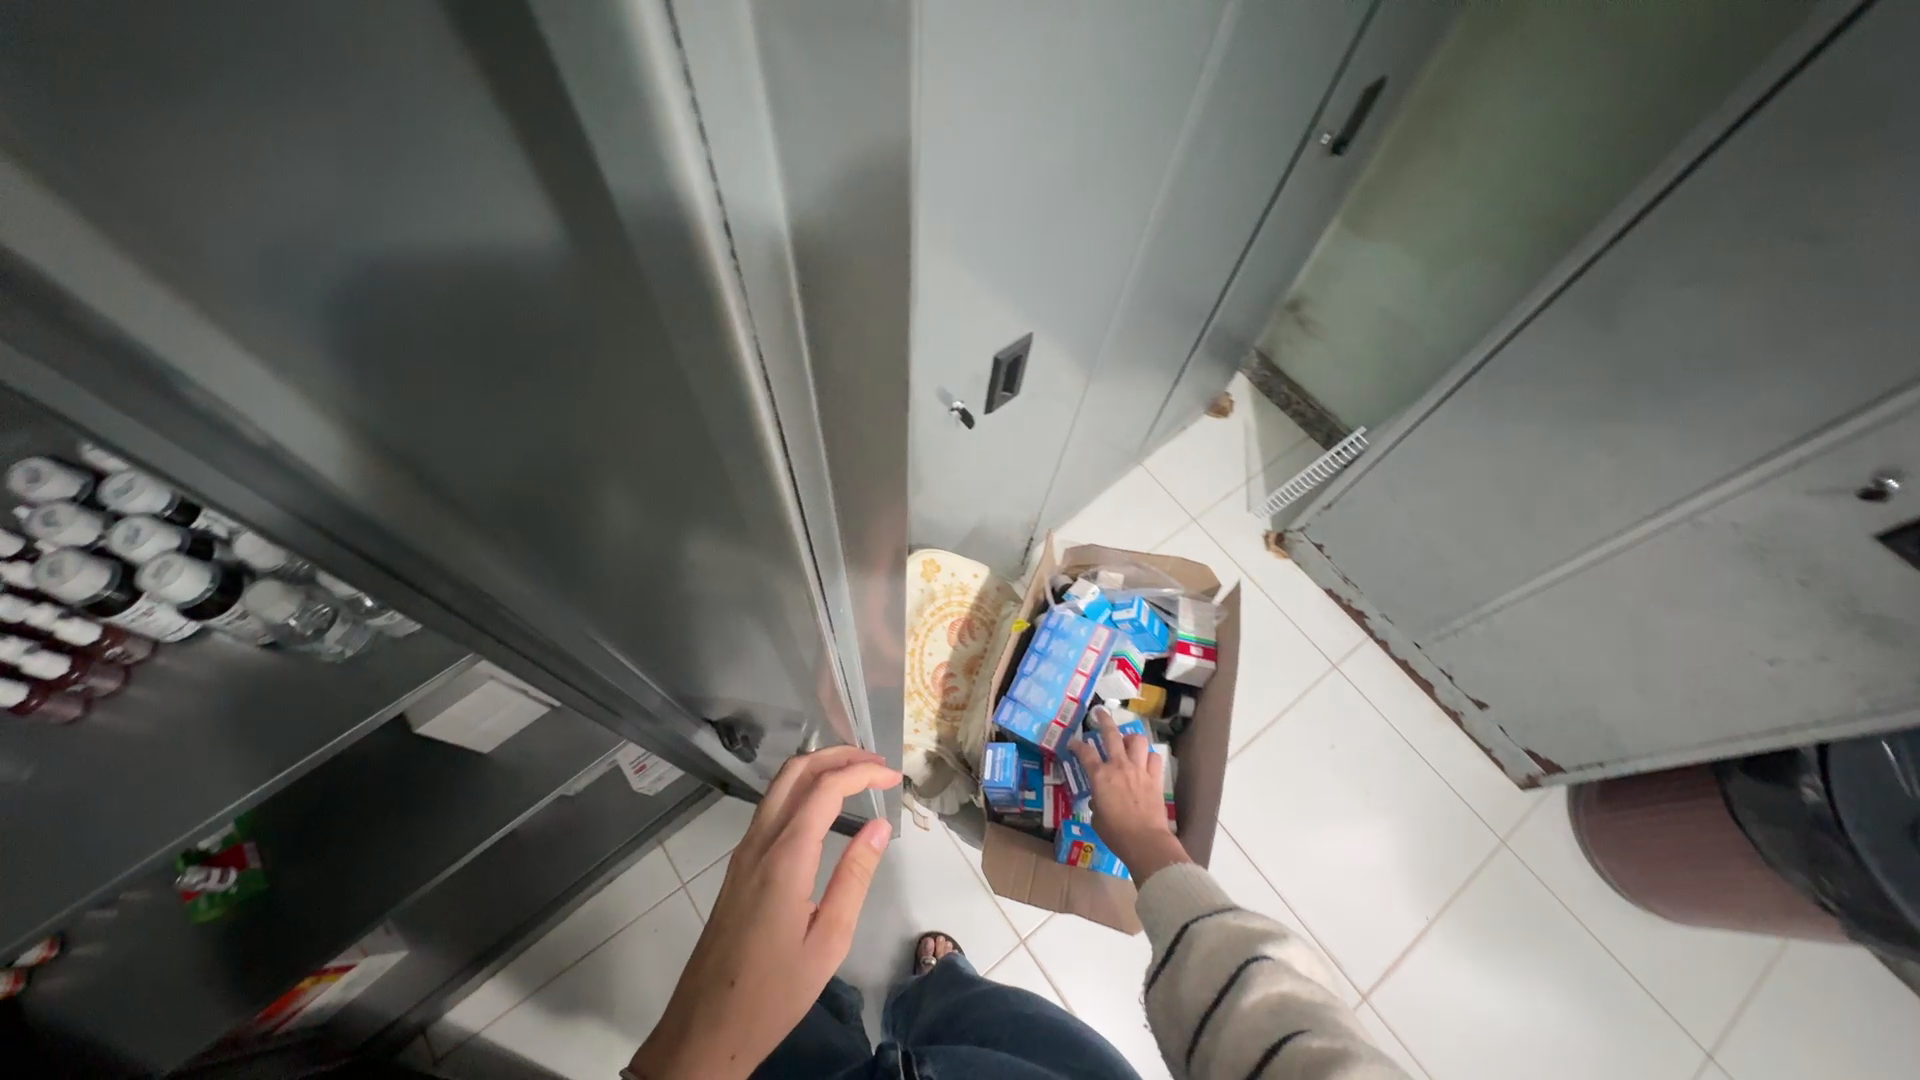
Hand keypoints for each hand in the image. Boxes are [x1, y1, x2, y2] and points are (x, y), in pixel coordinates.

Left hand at [628, 747, 900, 1079]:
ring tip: (857, 775)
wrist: (706, 1027)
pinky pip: (771, 806)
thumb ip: (855, 876)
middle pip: (797, 771)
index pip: (826, 788)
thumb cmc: (774, 991)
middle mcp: (760, 841)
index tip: (895, 776)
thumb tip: (880, 826)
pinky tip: (825, 807)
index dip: (863, 772)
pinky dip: (802, 788)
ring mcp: (744, 851)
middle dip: (839, 755)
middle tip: (877, 763)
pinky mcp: (739, 865)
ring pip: (779, 785)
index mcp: (785, 856)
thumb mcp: (829, 940)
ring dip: (819, 768)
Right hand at [1072, 709, 1190, 883]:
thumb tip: (1100, 799)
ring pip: (1137, 740)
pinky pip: (1154, 757)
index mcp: (1100, 776)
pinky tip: (1145, 759)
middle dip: (1103, 720)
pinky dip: (1148, 755)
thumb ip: (1097, 802)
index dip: (1076, 745)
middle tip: (1099, 713)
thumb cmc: (1115, 833)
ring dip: (1131, 737)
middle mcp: (1119, 766)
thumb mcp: (1097, 818)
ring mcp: (1139, 770)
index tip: (1072, 742)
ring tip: (1127, 740)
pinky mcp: (1155, 778)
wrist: (1145, 841)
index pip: (1085, 752)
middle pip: (1111, 734)